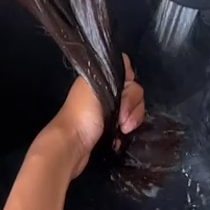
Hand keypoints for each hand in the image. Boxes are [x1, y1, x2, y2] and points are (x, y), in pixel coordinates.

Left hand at [32, 56, 145, 176]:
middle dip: (132, 104)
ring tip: (123, 129)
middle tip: (121, 117)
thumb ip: (111, 72)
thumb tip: (126, 66)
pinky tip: (121, 135)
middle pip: (135, 90)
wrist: (73, 143)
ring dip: (133, 118)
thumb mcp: (94, 84)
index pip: (126, 70)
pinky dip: (131, 128)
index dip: (129, 80)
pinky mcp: (115, 126)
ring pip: (136, 107)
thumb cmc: (82, 113)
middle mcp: (108, 92)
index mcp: (101, 79)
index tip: (124, 92)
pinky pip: (132, 122)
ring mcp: (112, 110)